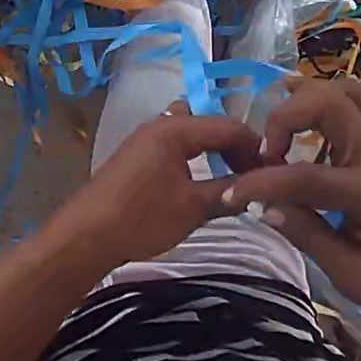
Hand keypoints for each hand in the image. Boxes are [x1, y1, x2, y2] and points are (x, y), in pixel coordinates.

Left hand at [37, 107, 262, 274]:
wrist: (86, 235)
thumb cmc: (141, 218)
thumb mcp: (192, 208)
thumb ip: (227, 193)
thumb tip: (257, 188)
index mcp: (174, 129)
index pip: (227, 126)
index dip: (255, 147)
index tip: (274, 170)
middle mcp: (159, 125)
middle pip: (208, 125)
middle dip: (234, 145)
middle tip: (254, 173)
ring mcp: (144, 139)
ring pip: (189, 133)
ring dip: (212, 149)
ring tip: (231, 174)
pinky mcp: (135, 156)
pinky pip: (173, 145)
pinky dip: (192, 155)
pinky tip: (200, 177)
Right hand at [221, 77, 360, 310]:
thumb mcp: (348, 275)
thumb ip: (307, 236)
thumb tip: (265, 207)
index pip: (309, 177)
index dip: (264, 182)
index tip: (232, 194)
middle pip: (331, 105)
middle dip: (285, 118)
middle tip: (265, 153)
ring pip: (343, 92)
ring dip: (303, 99)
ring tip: (275, 126)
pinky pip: (350, 100)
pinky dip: (318, 95)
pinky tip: (292, 107)